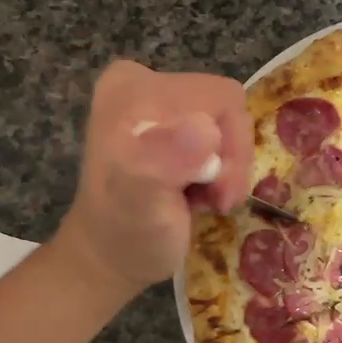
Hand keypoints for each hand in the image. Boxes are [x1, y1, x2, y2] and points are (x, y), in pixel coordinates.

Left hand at [52, 59, 253, 300]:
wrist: (111, 259)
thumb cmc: (127, 235)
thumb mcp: (141, 201)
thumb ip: (164, 161)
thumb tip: (204, 132)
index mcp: (132, 88)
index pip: (219, 98)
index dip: (230, 147)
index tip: (216, 190)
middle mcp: (143, 83)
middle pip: (226, 110)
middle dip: (230, 161)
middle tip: (214, 200)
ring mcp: (157, 104)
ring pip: (228, 126)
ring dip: (227, 170)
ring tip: (205, 199)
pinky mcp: (169, 125)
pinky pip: (220, 137)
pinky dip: (220, 170)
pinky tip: (200, 192)